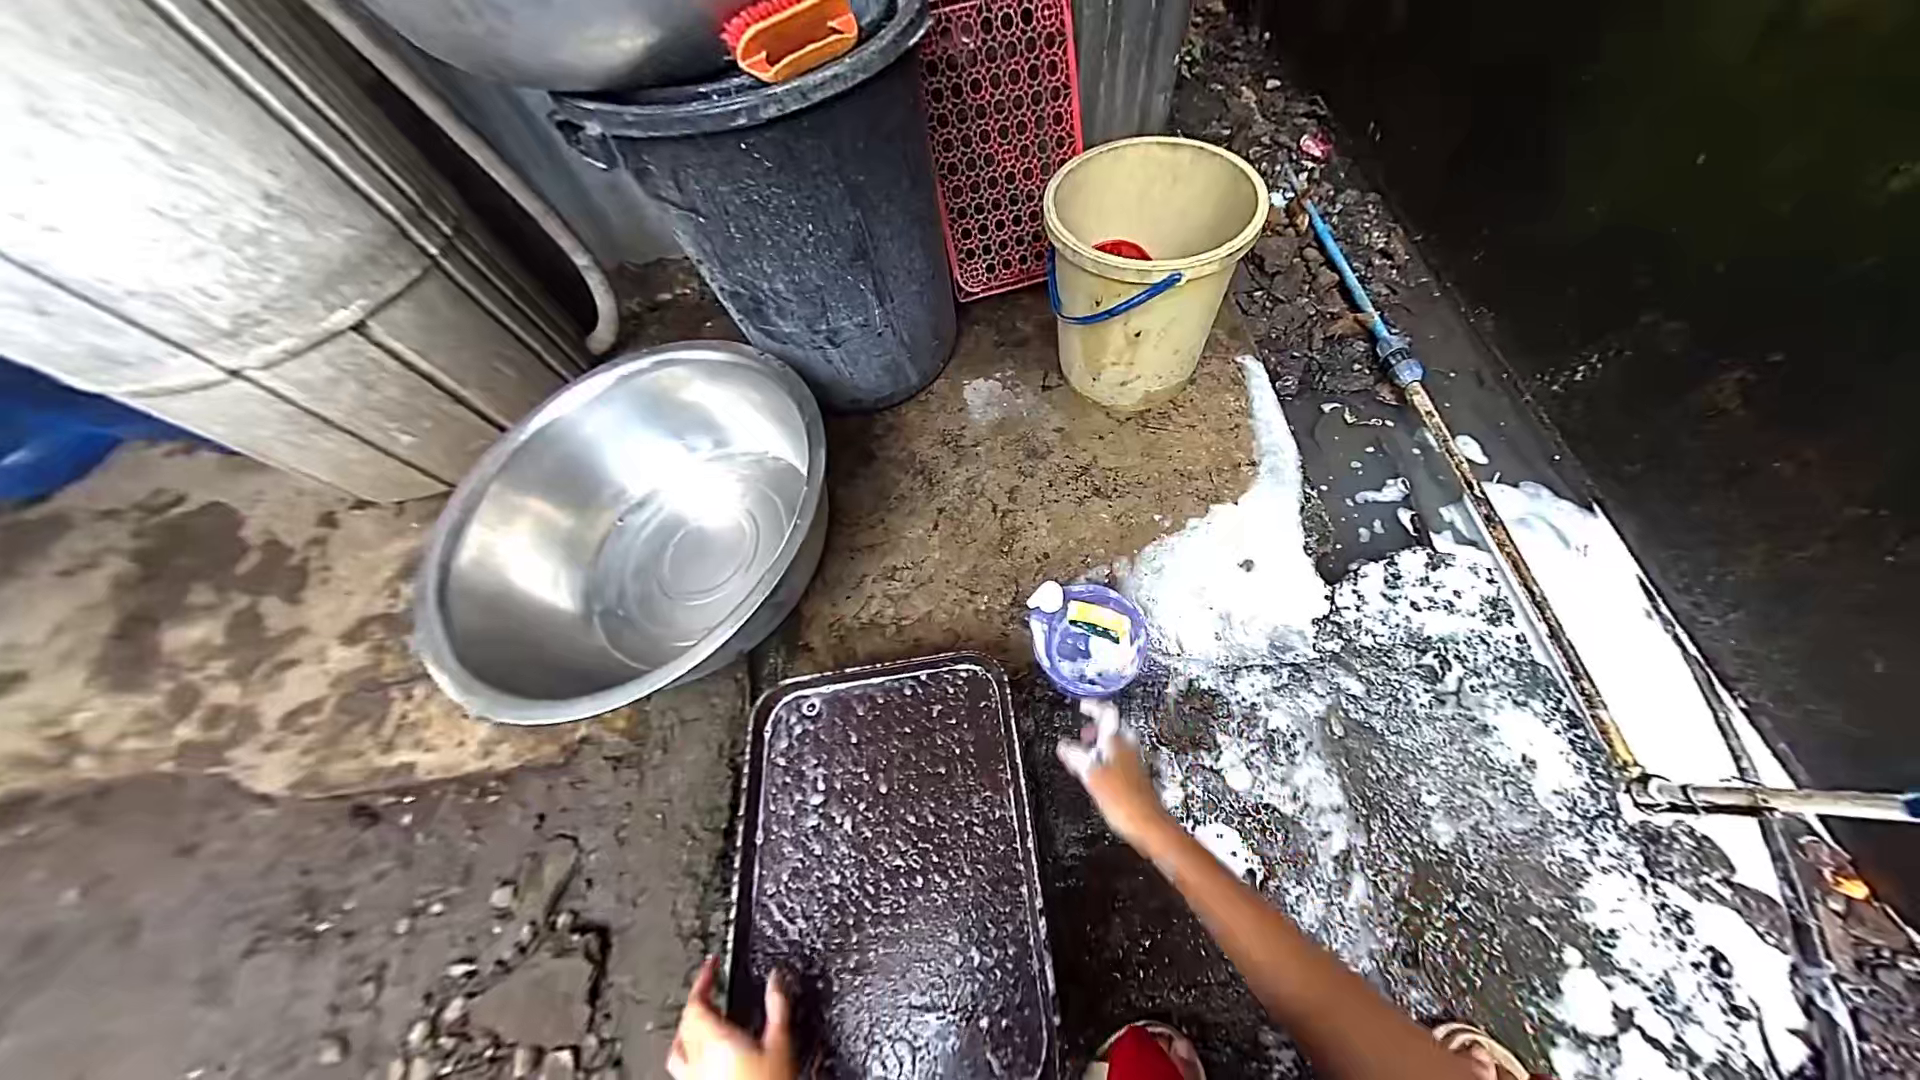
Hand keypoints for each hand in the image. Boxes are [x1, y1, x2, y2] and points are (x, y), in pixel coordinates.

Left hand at [667, 957, 794, 1079]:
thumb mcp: (781, 1042)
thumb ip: (777, 1006)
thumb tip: (776, 978)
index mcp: (714, 1041)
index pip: (695, 1003)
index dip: (702, 979)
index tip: (711, 964)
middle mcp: (696, 1064)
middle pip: (684, 1025)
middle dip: (696, 1002)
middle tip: (711, 986)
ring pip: (678, 1052)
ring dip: (686, 1030)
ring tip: (702, 1020)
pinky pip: (684, 1071)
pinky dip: (691, 1056)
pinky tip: (707, 1059)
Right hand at [1056, 698, 1177, 851]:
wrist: (1149, 825)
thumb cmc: (1123, 800)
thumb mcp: (1090, 774)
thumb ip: (1075, 756)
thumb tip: (1064, 746)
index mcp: (1117, 741)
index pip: (1106, 712)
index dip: (1093, 706)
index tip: (1083, 705)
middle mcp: (1128, 747)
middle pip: (1112, 728)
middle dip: (1096, 727)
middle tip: (1083, 731)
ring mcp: (1134, 761)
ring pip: (1115, 743)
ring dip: (1100, 744)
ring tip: (1087, 752)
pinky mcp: (1136, 776)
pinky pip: (1118, 759)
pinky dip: (1106, 759)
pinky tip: (1098, 771)